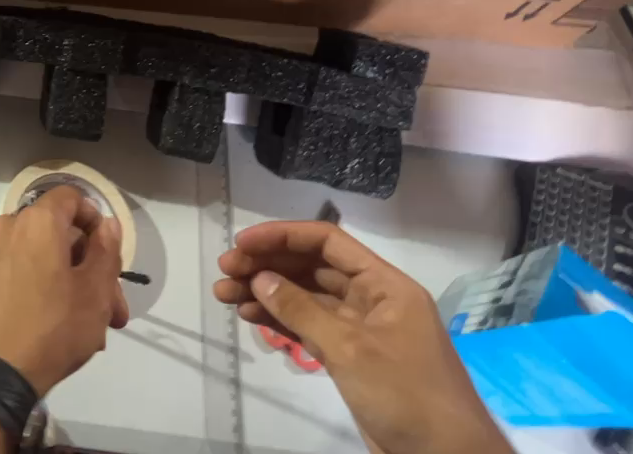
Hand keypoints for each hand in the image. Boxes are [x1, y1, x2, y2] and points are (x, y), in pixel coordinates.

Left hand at [0, 184, 130, 397]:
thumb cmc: (51, 326)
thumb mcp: (94, 293)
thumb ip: (105, 252)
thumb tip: (107, 223)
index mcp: (38, 221)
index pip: (71, 197)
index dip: (95, 219)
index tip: (111, 255)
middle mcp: (10, 225)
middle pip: (60, 233)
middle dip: (91, 267)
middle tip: (113, 310)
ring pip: (44, 256)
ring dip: (72, 283)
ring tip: (93, 330)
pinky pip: (23, 269)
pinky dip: (44, 287)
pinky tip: (62, 326)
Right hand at [212, 221, 510, 453]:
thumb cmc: (408, 396)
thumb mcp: (351, 349)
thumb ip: (301, 309)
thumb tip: (258, 277)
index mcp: (384, 286)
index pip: (327, 242)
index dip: (282, 236)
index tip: (243, 243)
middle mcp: (371, 299)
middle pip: (310, 267)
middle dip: (266, 265)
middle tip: (225, 271)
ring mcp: (359, 328)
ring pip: (303, 296)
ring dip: (264, 291)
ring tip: (224, 294)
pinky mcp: (349, 356)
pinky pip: (306, 324)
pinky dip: (277, 317)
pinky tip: (247, 314)